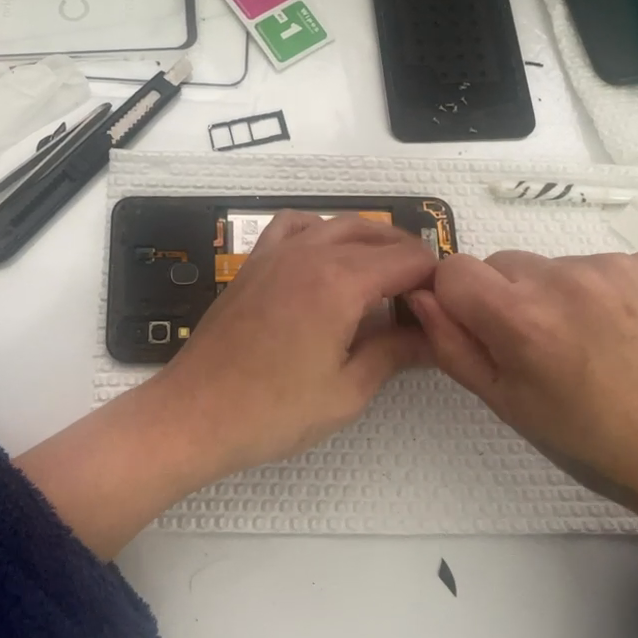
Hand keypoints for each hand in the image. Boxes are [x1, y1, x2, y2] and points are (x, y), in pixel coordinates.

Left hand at [16, 212, 435, 559]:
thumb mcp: (347, 392)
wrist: (195, 414)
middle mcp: (310, 252)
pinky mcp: (254, 261)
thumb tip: (433, 335)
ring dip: (370, 242)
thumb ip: (395, 353)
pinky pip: (297, 225)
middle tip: (419, 304)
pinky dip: (322, 231)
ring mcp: (277, 251)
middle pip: (378, 235)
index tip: (442, 311)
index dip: (434, 281)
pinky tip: (326, 260)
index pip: (408, 259)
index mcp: (340, 281)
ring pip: (339, 224)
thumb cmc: (272, 412)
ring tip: (382, 282)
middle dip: (408, 261)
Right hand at [408, 249, 637, 508]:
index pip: (453, 270)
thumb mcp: (510, 407)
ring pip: (556, 267)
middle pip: (504, 264)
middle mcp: (563, 278)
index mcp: (520, 318)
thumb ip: (453, 347)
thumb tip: (419, 298)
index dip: (459, 301)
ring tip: (599, 348)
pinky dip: (607, 293)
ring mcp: (614, 266)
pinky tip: (633, 336)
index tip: (485, 333)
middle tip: (546, 351)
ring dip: (560, 296)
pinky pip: (606, 266)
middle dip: (510, 298)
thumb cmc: (598, 445)